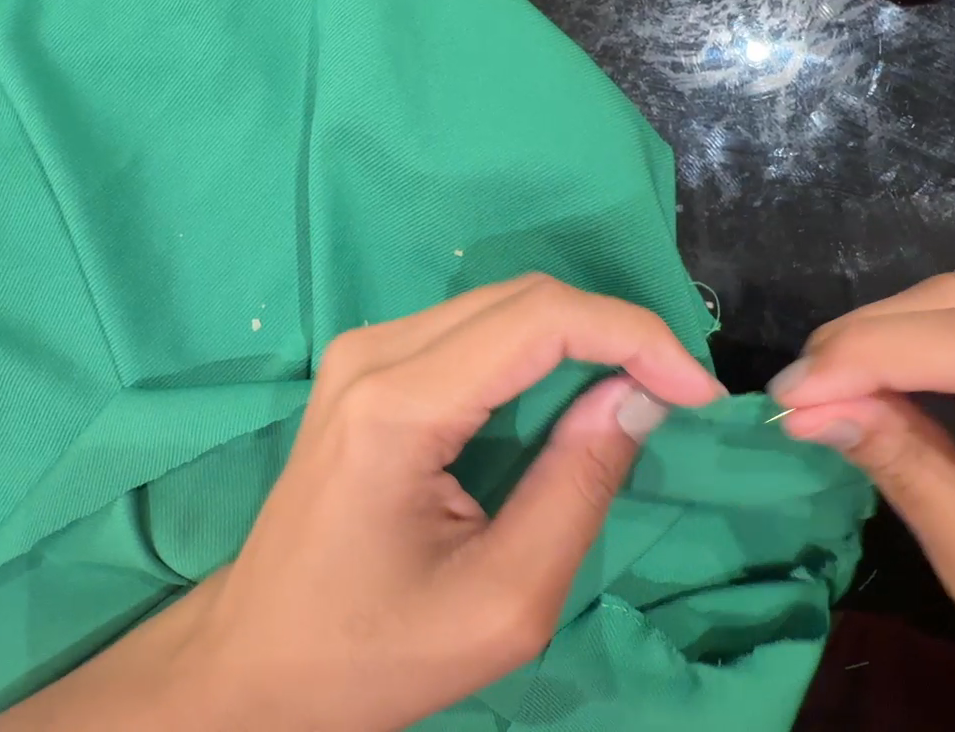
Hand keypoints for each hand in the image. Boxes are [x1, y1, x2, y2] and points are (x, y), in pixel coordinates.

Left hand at [0, 275, 724, 731]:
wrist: (258, 657)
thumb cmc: (374, 649)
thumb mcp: (503, 600)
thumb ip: (577, 487)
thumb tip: (639, 396)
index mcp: (399, 404)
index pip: (540, 319)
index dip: (634, 335)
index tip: (697, 390)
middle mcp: (375, 351)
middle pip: (523, 298)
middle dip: (615, 331)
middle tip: (674, 391)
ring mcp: (364, 350)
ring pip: (502, 305)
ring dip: (580, 336)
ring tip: (637, 390)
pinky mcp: (368, 363)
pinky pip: (473, 328)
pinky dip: (538, 348)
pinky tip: (571, 389)